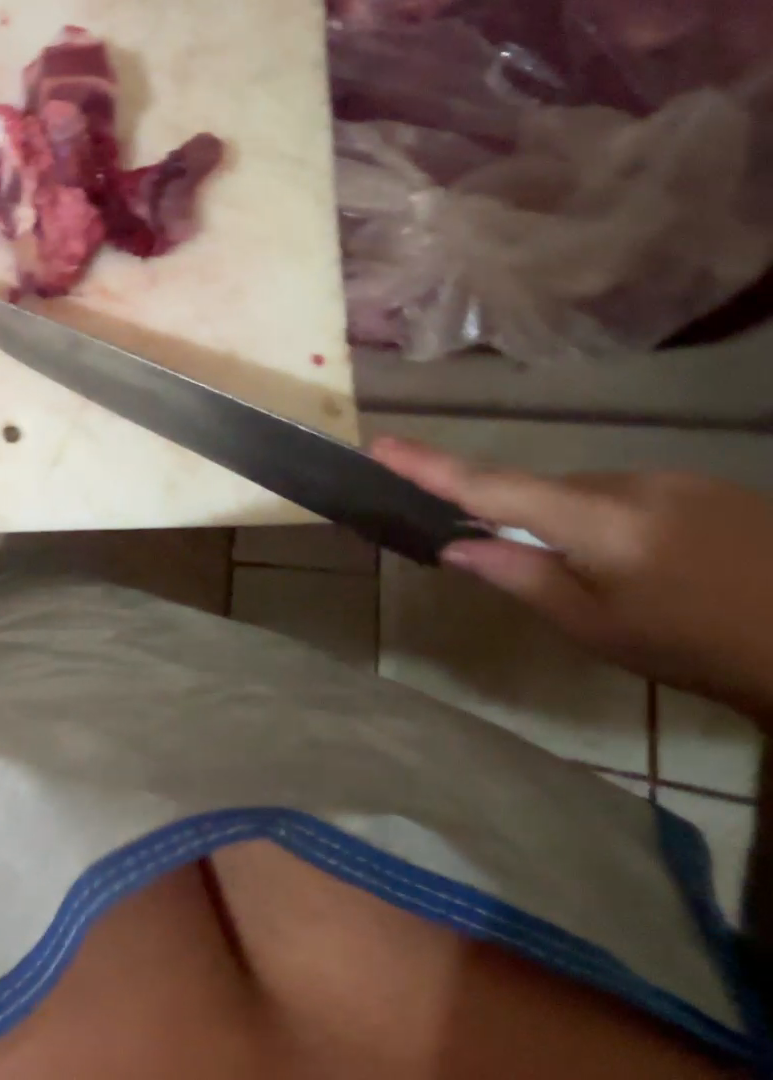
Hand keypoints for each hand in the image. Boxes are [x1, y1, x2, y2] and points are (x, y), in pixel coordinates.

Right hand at [372, 436, 772, 720]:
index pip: (494, 487)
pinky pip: (631, 497)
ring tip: (597, 578)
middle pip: (543, 488)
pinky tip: (643, 566)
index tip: (381, 445)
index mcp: (602, 520)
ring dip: (568, 522)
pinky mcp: (715, 491)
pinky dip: (610, 522)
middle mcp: (638, 485)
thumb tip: (457, 546)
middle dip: (515, 515)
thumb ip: (520, 576)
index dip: (431, 467)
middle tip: (510, 563)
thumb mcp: (592, 624)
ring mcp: (683, 482)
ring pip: (588, 493)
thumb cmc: (696, 646)